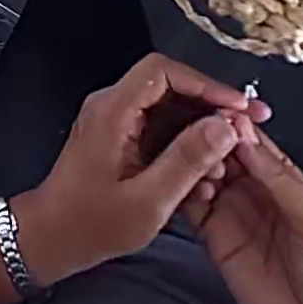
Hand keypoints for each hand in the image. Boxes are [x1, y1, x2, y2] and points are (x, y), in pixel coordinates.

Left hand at [13, 53, 271, 286]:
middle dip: (209, 102)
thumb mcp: (150, 199)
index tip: (237, 105)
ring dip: (200, 125)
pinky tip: (206, 168)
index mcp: (112, 110)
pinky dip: (184, 140)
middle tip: (247, 124)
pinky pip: (157, 123)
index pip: (160, 71)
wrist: (55, 233)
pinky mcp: (118, 132)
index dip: (203, 82)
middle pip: (166, 83)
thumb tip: (223, 126)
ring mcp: (113, 117)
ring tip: (231, 154)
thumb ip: (187, 160)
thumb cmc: (93, 221)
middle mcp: (110, 104)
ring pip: (166, 104)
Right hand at [184, 127, 302, 303]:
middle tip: (198, 137)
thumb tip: (244, 134)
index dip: (231, 124)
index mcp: (289, 183)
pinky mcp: (218, 243)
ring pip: (202, 173)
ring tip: (193, 163)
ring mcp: (236, 217)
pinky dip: (182, 192)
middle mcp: (259, 195)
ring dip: (193, 162)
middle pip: (221, 151)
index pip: (251, 140)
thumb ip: (281, 181)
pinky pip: (191, 208)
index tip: (214, 115)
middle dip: (206, 139)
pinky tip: (185, 186)